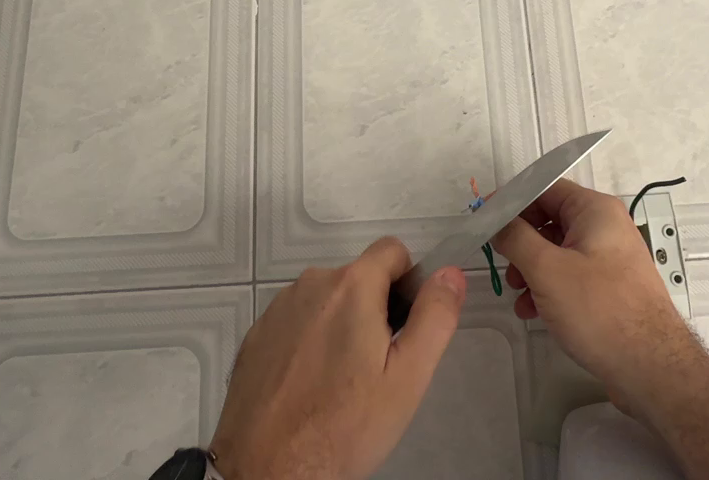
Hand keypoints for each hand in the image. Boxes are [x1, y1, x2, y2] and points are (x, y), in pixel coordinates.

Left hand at [210, 237, 466, 479]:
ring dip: (340, 324)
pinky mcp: (257, 334)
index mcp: (352, 284)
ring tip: (340, 383)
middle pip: (359, 278)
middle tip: (375, 368)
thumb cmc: (346, 423)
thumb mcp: (408, 377)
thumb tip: (451, 273)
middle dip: (374, 309)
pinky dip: (309, 342)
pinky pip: (297, 321)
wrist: (268, 470)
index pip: (392, 250)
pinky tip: (309, 387)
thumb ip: (435, 317)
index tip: (404, 328)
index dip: (408, 281)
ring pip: (327, 300)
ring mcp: (279, 307)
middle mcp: (312, 282)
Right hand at [489, 179, 696, 414]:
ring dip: (531, 269)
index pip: (544, 188)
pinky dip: (548, 287)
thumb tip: (495, 218)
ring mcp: (610, 258)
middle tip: (502, 263)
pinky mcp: (610, 287)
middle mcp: (605, 227)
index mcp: (595, 210)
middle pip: (550, 219)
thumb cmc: (599, 309)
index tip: (485, 220)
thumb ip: (515, 237)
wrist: (652, 369)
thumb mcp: (547, 269)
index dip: (512, 201)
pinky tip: (533, 311)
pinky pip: (570, 274)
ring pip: (557, 250)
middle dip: (521, 241)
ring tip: (518, 295)